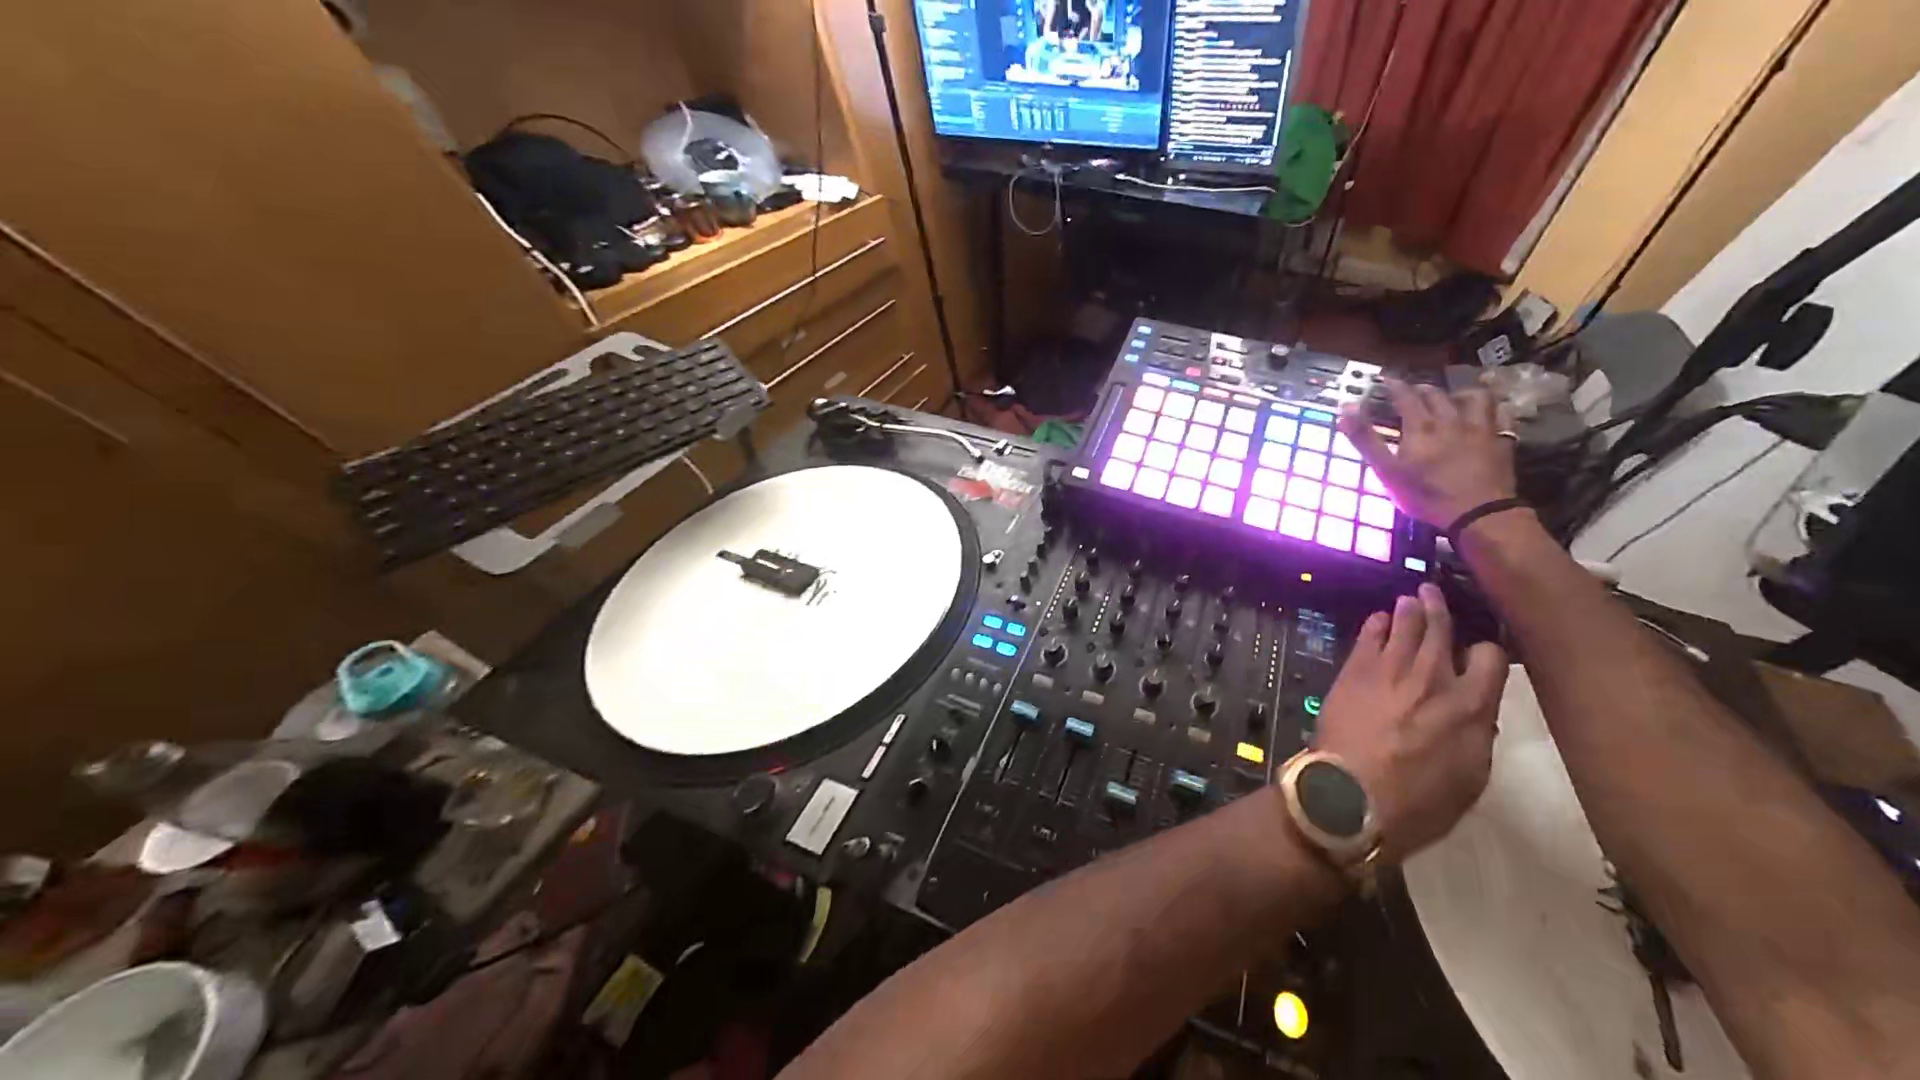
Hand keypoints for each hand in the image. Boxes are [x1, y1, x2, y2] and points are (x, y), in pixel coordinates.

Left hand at [1312, 583, 1507, 862]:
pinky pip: (1368, 639)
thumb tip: (1476, 715)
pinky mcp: (1354, 672)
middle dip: (1440, 609)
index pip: (1490, 659)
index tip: (1476, 648)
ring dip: (1408, 609)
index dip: (1484, 650)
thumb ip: (1477, 737)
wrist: (1353, 795)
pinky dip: (1375, 625)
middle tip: (1433, 593)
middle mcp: (1434, 678)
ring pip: (1404, 627)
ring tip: (1410, 597)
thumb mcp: (1471, 778)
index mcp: (1473, 706)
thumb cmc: (1419, 801)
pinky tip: (1377, 618)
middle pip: (1441, 631)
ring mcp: (1391, 670)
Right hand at [1338, 378, 1516, 527]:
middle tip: (1413, 391)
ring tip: (1453, 397)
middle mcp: (1451, 420)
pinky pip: (1500, 416)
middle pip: (1437, 395)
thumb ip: (1365, 439)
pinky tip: (1488, 413)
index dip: (1394, 385)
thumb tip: (1345, 408)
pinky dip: (1492, 409)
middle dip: (1422, 389)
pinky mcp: (1500, 442)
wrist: (1478, 512)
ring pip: (1474, 398)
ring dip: (1460, 393)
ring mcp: (1480, 429)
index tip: (1385, 379)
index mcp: (1421, 426)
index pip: (1406, 396)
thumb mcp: (1386, 470)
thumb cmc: (1425, 494)